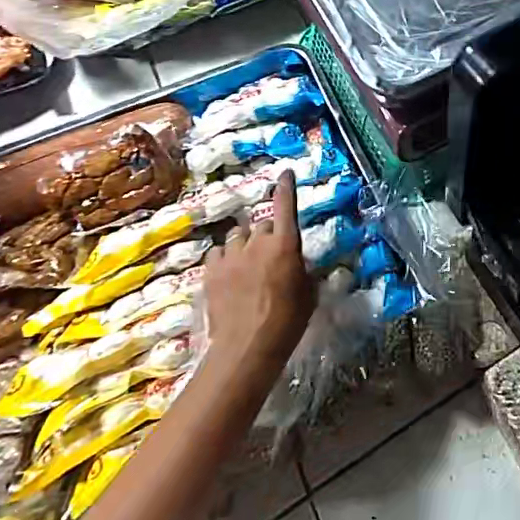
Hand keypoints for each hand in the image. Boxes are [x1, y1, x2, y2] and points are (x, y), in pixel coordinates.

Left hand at [201, 173, 313, 369]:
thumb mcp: (308, 294)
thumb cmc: (287, 322)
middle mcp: (257, 242)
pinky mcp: (211, 270)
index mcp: (286, 245)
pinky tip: (229, 273)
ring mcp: (231, 255)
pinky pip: (218, 253)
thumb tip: (300, 264)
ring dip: (245, 245)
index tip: (284, 173)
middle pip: (263, 225)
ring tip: (248, 265)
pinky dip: (225, 258)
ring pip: (238, 237)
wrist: (247, 346)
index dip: (286, 188)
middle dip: (269, 235)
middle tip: (273, 256)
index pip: (286, 206)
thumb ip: (303, 271)